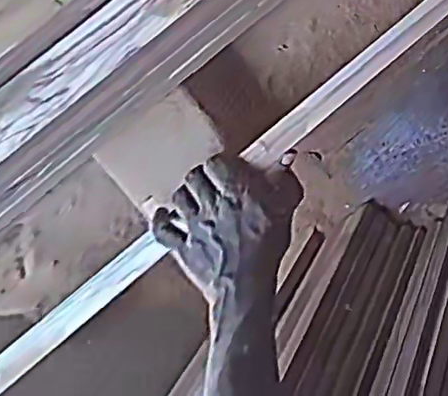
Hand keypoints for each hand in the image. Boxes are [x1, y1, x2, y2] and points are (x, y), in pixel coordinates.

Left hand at [153, 155, 302, 304]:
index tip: (226, 166)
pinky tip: (164, 215)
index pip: (216, 162)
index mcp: (236, 190)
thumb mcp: (286, 207)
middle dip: (202, 175)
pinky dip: (160, 219)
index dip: (220, 162)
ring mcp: (194, 225)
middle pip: (194, 176)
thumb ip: (285, 179)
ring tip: (193, 196)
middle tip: (209, 180)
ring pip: (179, 197)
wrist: (247, 288)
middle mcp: (212, 203)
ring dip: (185, 194)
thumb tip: (286, 160)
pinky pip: (162, 229)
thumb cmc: (265, 249)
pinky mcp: (182, 247)